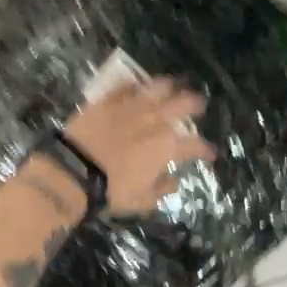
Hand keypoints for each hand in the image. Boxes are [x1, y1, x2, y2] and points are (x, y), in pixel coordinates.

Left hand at [64, 79, 215, 215]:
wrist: (76, 170)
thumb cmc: (112, 190)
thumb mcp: (142, 200)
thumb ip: (162, 189)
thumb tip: (174, 181)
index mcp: (168, 146)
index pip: (195, 146)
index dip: (205, 150)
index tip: (210, 154)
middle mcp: (156, 120)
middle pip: (183, 104)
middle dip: (194, 105)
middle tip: (199, 105)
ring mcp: (133, 105)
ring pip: (158, 87)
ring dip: (169, 87)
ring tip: (172, 87)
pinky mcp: (110, 98)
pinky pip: (126, 86)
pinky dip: (134, 86)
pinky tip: (136, 87)